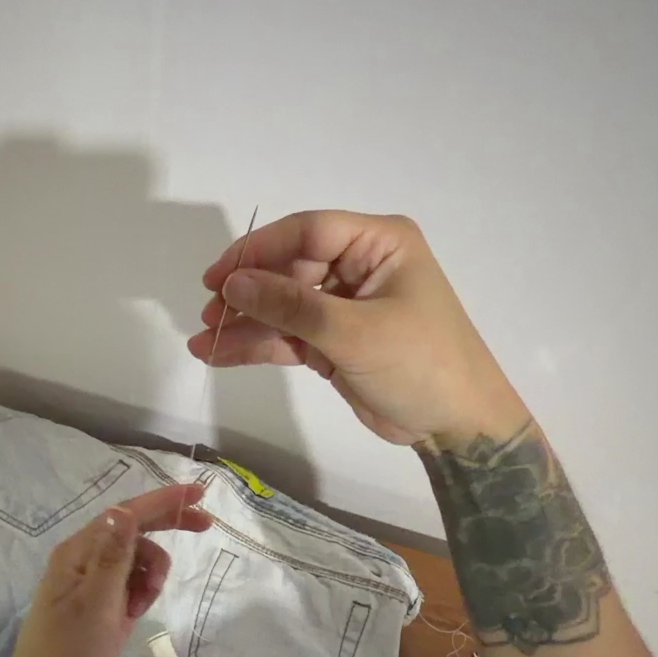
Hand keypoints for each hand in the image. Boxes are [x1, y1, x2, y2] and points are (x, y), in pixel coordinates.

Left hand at [0, 483, 212, 656]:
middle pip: (135, 529)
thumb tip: (123, 510)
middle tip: (207, 526)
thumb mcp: (96, 604)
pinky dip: (144, 591)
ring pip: (140, 558)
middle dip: (169, 526)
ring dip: (153, 574)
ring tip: (143, 604)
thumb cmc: (68, 654)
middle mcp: (86, 559)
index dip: (164, 501)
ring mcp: (96, 582)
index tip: (201, 493)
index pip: (126, 514)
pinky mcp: (105, 603)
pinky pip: (134, 582)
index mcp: (78, 552)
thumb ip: (113, 556)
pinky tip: (138, 611)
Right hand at [187, 210, 527, 445]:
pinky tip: (221, 354)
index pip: (307, 232)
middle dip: (247, 293)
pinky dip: (259, 346)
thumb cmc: (419, 363)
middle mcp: (360, 266)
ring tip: (202, 342)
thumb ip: (290, 306)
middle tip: (209, 315)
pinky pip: (289, 336)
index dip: (257, 251)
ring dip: (245, 324)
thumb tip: (232, 284)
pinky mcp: (335, 341)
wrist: (455, 424)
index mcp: (378, 243)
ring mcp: (345, 305)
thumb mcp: (353, 332)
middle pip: (289, 268)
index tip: (217, 277)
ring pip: (284, 306)